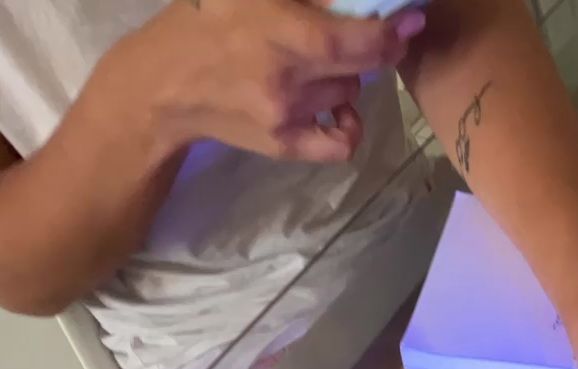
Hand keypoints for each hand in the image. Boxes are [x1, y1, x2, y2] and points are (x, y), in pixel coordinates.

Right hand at [109, 0, 425, 162]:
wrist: (167, 83)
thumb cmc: (210, 22)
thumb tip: (358, 2)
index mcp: (277, 30)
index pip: (355, 41)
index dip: (390, 33)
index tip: (409, 21)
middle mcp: (286, 78)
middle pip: (359, 68)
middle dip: (370, 48)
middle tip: (361, 36)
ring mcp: (288, 116)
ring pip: (350, 94)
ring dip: (344, 77)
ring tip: (313, 65)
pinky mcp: (287, 145)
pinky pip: (341, 143)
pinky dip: (348, 125)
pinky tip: (337, 110)